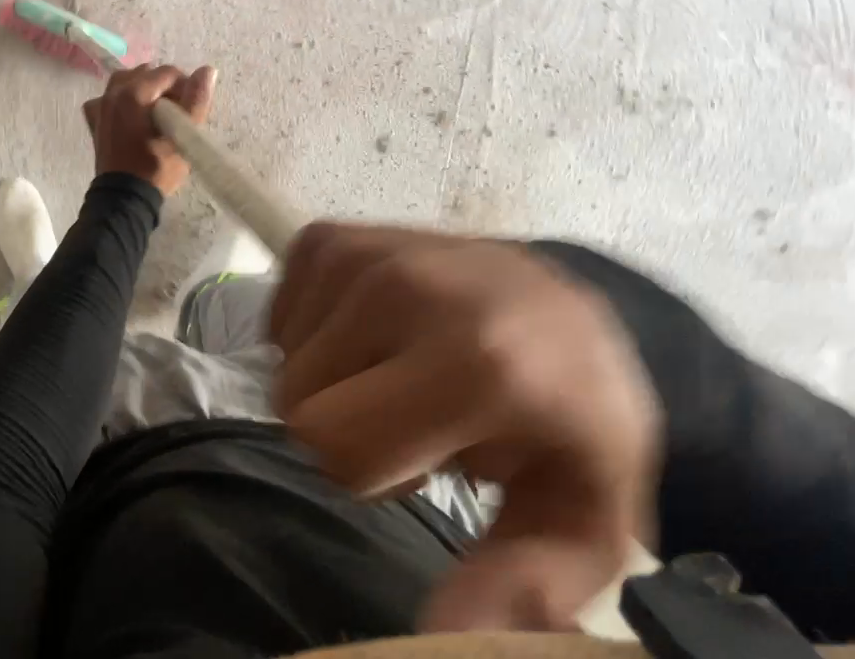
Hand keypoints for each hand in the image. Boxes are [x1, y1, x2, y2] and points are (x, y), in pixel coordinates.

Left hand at [81, 64, 216, 195]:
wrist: (124, 196)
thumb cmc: (157, 167)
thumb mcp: (184, 135)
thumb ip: (196, 100)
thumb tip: (206, 70)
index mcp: (134, 93)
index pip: (167, 73)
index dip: (185, 84)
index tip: (192, 106)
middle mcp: (113, 93)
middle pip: (145, 73)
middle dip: (164, 86)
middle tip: (178, 110)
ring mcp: (100, 106)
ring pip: (124, 82)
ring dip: (143, 89)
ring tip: (157, 110)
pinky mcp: (94, 121)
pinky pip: (108, 99)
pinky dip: (121, 100)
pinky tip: (131, 114)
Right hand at [269, 224, 659, 631]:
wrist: (570, 305)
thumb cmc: (571, 415)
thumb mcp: (578, 515)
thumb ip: (521, 586)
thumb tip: (442, 636)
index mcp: (475, 363)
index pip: (333, 445)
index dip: (374, 473)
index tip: (429, 458)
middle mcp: (404, 290)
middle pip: (295, 405)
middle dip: (342, 426)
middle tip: (411, 415)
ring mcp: (359, 253)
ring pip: (281, 362)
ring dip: (327, 380)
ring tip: (396, 372)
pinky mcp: (327, 235)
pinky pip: (276, 317)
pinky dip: (312, 336)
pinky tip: (371, 336)